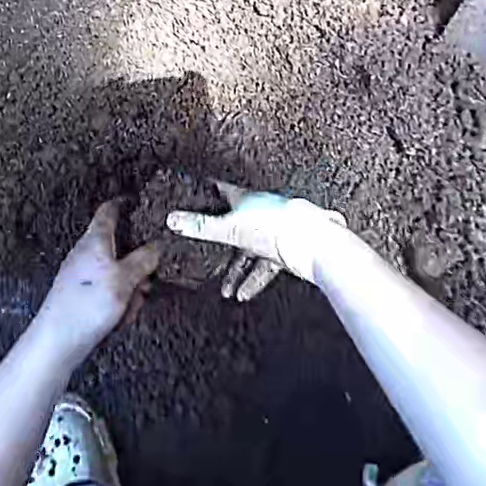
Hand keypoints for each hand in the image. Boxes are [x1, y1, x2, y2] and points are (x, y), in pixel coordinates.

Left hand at [35, 200, 160, 360]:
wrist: (55, 343)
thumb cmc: (85, 307)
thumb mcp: (124, 279)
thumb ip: (143, 260)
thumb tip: (157, 245)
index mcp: (95, 240)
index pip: (109, 211)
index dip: (123, 204)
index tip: (136, 202)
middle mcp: (86, 252)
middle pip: (118, 246)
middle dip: (137, 264)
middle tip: (146, 281)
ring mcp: (82, 274)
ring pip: (115, 272)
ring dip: (129, 287)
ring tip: (130, 307)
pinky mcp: (80, 296)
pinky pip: (107, 291)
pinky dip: (117, 302)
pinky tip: (119, 320)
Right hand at [165, 182, 348, 301]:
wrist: (313, 243)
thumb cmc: (276, 225)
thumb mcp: (230, 228)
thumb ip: (201, 226)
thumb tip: (172, 218)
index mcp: (247, 199)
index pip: (222, 192)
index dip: (208, 195)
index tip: (197, 196)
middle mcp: (261, 212)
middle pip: (235, 226)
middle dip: (222, 244)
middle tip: (207, 257)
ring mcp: (274, 231)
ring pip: (250, 251)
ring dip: (238, 270)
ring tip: (226, 291)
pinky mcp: (286, 250)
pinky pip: (265, 267)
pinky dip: (254, 280)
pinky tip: (244, 293)